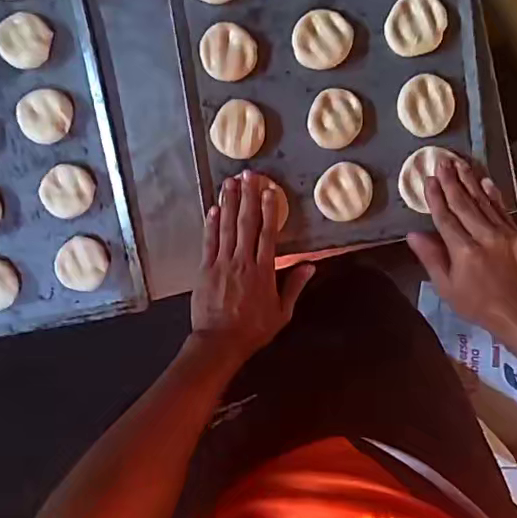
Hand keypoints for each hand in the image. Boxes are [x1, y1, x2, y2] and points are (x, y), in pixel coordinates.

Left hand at [189, 171, 313, 366]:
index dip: (269, 209)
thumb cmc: (253, 329)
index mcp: (263, 271)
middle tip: (249, 175)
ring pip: (226, 227)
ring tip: (230, 182)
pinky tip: (214, 207)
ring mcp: (222, 263)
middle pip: (246, 223)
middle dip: (248, 197)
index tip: (270, 190)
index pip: (268, 233)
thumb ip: (295, 285)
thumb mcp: (282, 312)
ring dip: (229, 203)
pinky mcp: (205, 269)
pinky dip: (211, 224)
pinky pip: (209, 242)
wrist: (219, 342)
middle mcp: (242, 261)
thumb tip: (311, 265)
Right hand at [407, 160, 516, 328]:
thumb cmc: (477, 304)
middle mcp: (484, 236)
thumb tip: (414, 234)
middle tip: (442, 161)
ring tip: (459, 164)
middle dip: (451, 181)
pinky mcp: (516, 234)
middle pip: (464, 203)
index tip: (428, 179)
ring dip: (470, 181)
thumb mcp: (446, 287)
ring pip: (483, 202)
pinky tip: (485, 181)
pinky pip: (501, 209)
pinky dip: (492, 194)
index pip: (445, 217)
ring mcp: (503, 233)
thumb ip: (432, 257)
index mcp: (463, 250)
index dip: (435, 197)